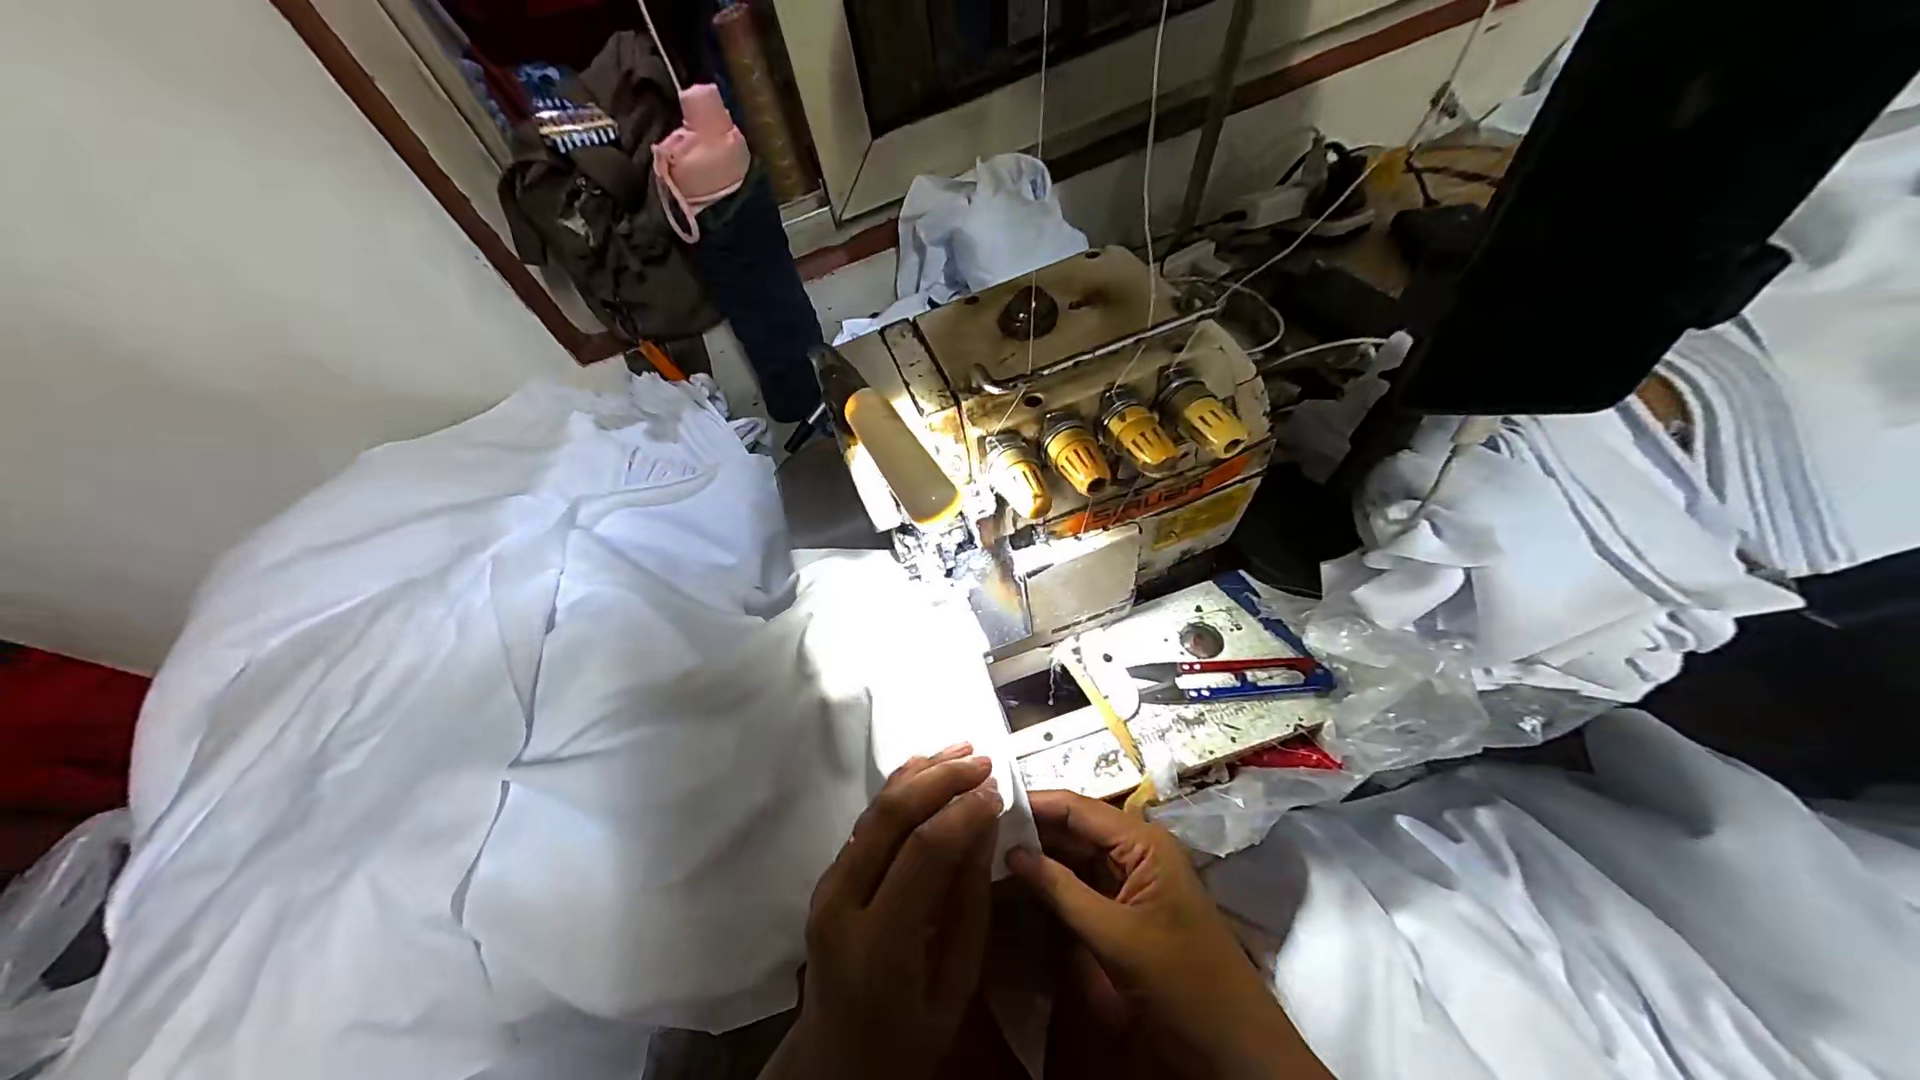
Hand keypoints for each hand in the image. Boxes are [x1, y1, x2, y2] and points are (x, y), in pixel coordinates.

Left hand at [759, 743, 1001, 1079]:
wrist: (835, 1060)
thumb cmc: (908, 1034)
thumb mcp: (955, 982)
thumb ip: (968, 901)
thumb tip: (984, 825)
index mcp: (879, 942)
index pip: (923, 852)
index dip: (962, 812)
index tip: (996, 790)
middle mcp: (841, 903)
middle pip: (889, 817)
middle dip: (939, 779)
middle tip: (981, 760)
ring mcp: (826, 887)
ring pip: (872, 811)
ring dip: (917, 775)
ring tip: (959, 750)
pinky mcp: (827, 877)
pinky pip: (865, 824)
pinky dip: (897, 792)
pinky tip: (924, 772)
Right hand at [1008, 791, 1330, 1079]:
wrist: (1232, 1041)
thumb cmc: (1181, 979)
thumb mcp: (1116, 936)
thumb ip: (1062, 890)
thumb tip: (1014, 852)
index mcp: (1143, 842)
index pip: (1079, 808)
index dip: (1035, 802)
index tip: (991, 801)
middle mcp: (1136, 849)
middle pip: (1075, 826)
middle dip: (1033, 827)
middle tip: (983, 826)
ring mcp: (1131, 878)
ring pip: (1076, 853)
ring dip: (1040, 852)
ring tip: (991, 846)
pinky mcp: (1126, 906)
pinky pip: (1083, 881)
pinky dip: (1054, 879)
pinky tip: (1021, 878)